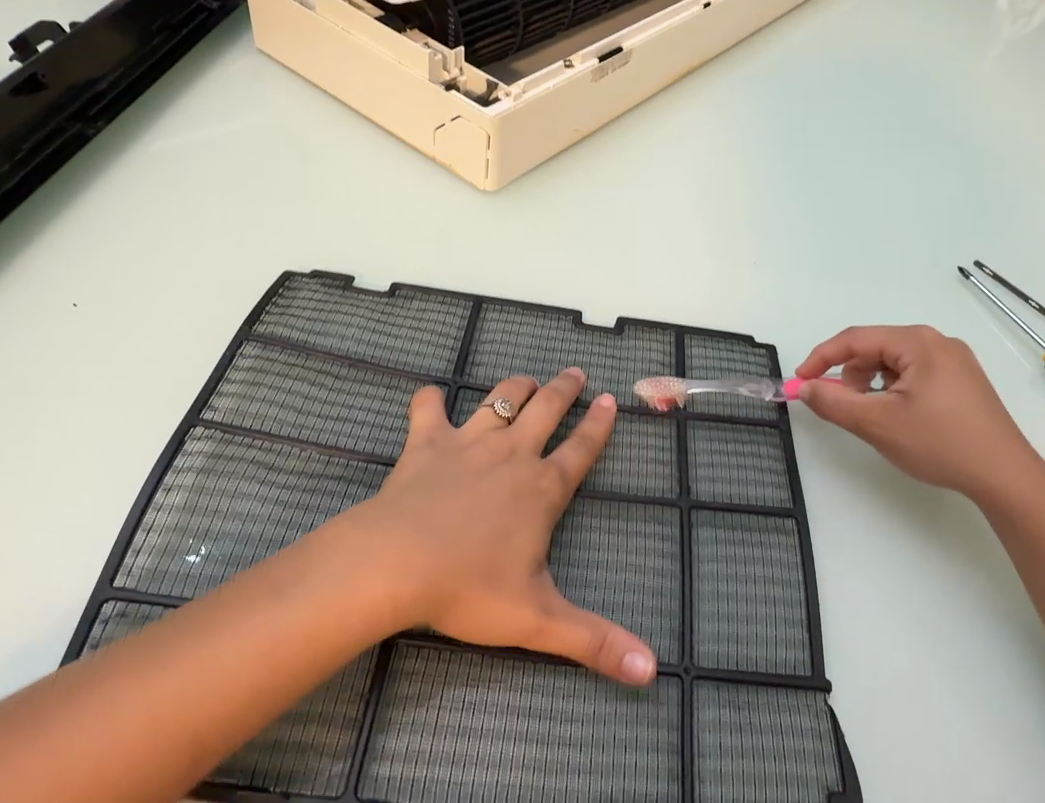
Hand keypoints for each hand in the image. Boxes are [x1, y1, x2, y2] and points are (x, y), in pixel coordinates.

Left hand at [343, 368, 657, 685]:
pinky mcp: (425, 445)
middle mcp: (511, 455)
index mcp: (542, 489)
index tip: (610, 400)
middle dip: (564, 389)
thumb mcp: (538, 620)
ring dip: (515, 386)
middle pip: (546, 410)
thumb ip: (594, 641)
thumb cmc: (468, 588)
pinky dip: (429, 400)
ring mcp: (466, 444)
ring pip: (499, 400)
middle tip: (576, 372)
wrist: (393, 564)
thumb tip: (651, 671)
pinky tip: (430, 394)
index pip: (581, 450)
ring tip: (526, 378)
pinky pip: (427, 411)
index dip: (599, 426)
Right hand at [795, 325, 1044, 498]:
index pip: (855, 338)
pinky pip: (916, 373)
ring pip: (895, 362)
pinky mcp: (963, 381)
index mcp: (917, 342)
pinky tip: (902, 418)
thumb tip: (806, 388)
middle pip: (876, 348)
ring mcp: (955, 360)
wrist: (1004, 475)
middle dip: (850, 374)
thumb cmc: (939, 443)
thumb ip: (834, 402)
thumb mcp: (877, 423)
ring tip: (876, 417)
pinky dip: (895, 390)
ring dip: (873, 384)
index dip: (821, 358)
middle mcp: (937, 341)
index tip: (800, 382)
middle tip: (843, 407)